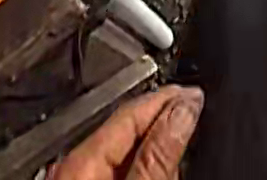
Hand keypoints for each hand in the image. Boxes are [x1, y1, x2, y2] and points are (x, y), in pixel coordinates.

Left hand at [51, 84, 202, 179]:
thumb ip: (156, 155)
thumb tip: (184, 106)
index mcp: (77, 159)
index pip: (132, 107)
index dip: (169, 95)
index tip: (196, 94)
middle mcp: (70, 168)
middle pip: (128, 128)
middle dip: (163, 119)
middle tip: (194, 116)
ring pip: (122, 153)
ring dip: (153, 147)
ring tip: (179, 149)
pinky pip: (115, 172)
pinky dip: (139, 167)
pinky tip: (156, 172)